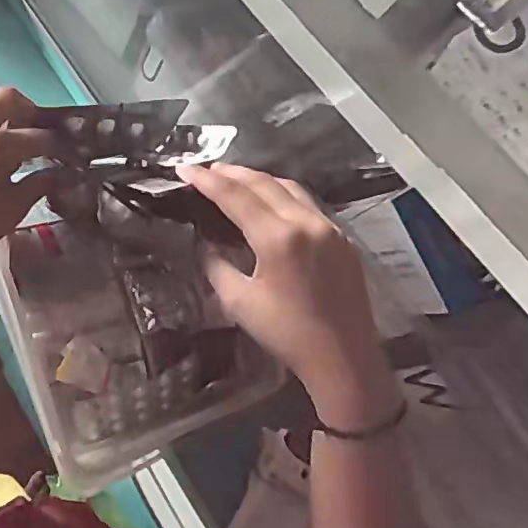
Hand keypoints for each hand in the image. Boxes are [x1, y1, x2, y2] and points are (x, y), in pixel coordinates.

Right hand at [177, 163, 396, 430]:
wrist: (344, 358)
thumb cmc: (287, 334)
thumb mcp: (239, 302)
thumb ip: (217, 266)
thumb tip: (206, 245)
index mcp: (279, 237)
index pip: (236, 197)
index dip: (206, 181)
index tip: (184, 169)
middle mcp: (306, 222)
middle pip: (264, 183)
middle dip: (232, 173)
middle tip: (206, 169)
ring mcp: (329, 227)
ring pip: (289, 188)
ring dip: (259, 179)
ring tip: (234, 178)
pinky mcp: (342, 238)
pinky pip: (307, 203)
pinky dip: (282, 194)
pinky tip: (270, 200)